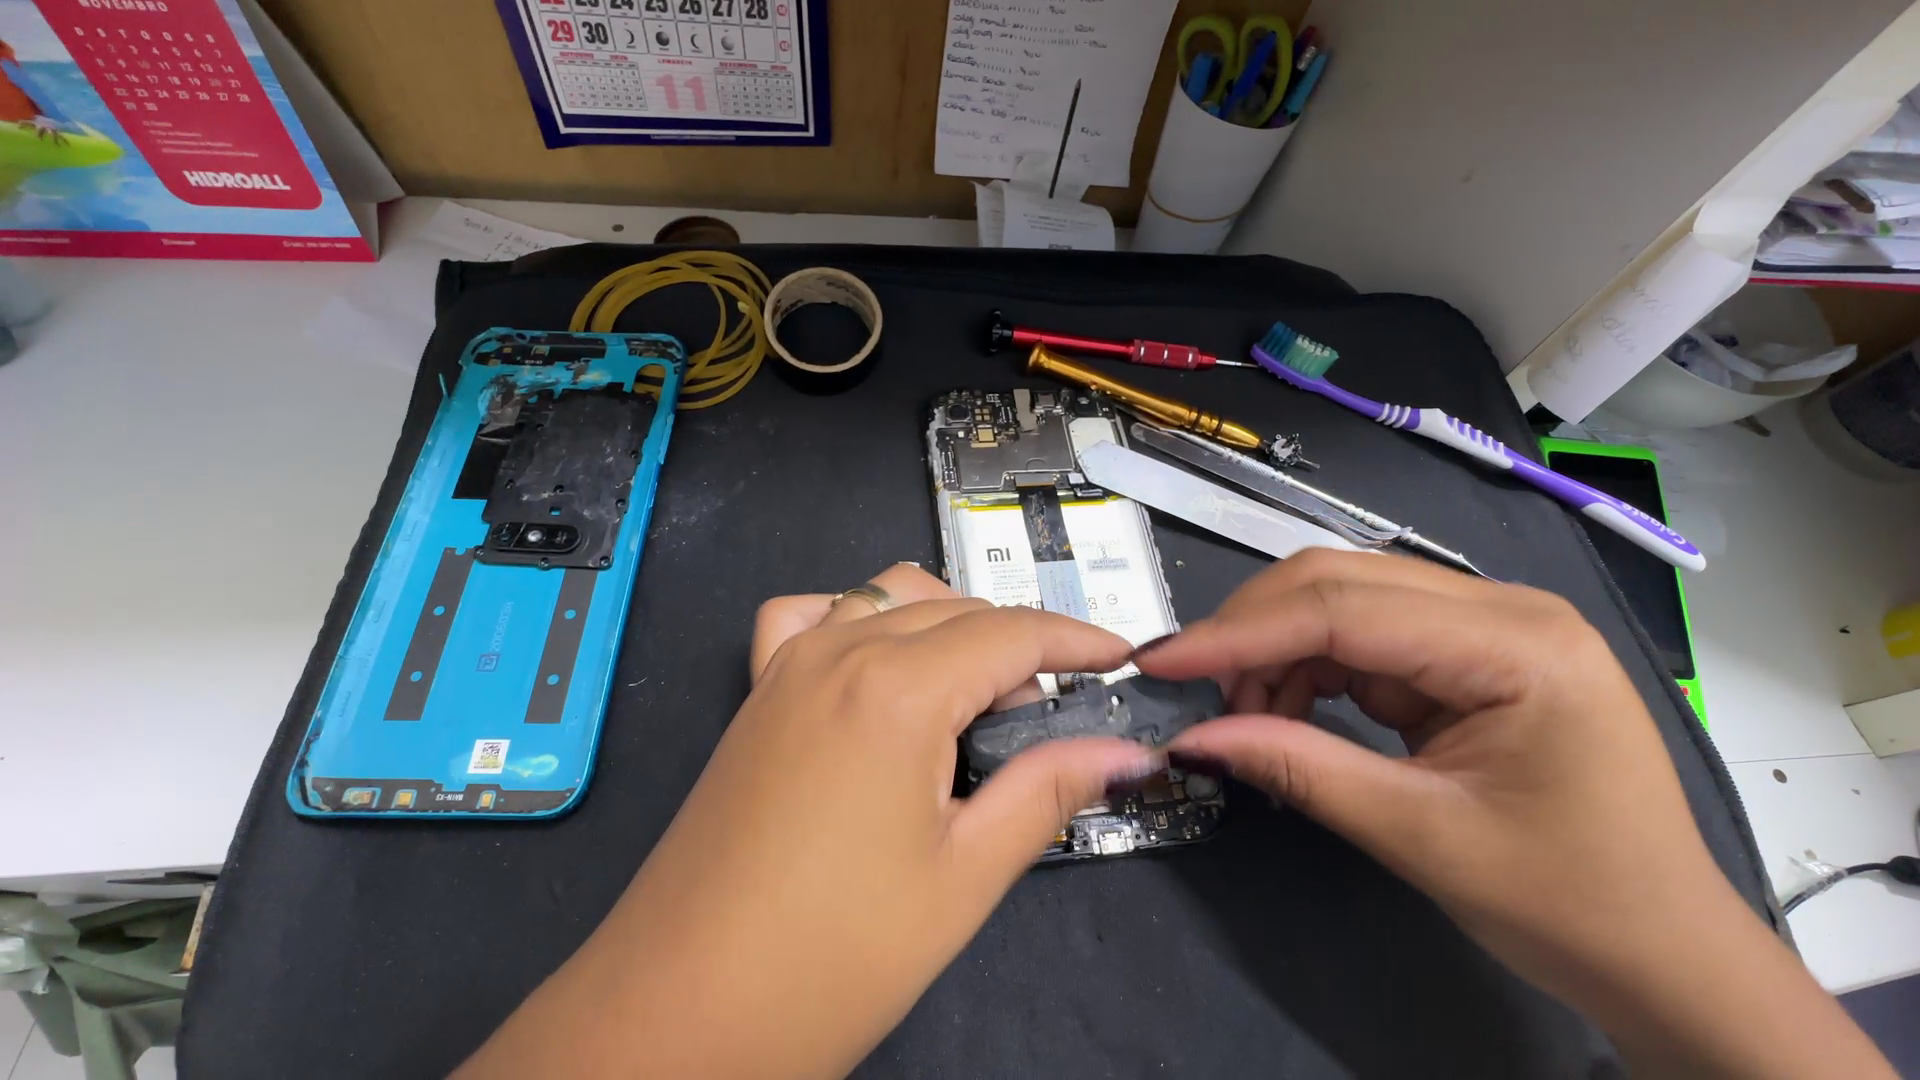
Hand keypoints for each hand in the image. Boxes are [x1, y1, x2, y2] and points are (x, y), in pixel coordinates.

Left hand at [456, 564, 1156, 1079]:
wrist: (684, 1007)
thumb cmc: (835, 953)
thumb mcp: (964, 876)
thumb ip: (1049, 792)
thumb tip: (1125, 751)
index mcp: (897, 688)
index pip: (1011, 632)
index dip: (1076, 639)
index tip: (1120, 657)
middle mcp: (838, 651)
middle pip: (955, 611)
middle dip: (1021, 640)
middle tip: (1061, 702)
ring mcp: (786, 666)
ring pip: (888, 597)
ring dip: (949, 622)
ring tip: (980, 688)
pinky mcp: (755, 693)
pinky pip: (811, 616)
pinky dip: (858, 618)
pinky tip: (876, 664)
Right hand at [1134, 549, 1892, 1078]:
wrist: (1662, 954)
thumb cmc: (1568, 902)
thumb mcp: (1420, 837)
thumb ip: (1299, 769)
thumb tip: (1192, 740)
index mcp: (1517, 643)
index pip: (1342, 608)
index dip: (1238, 632)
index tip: (1159, 661)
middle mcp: (1504, 609)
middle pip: (1338, 581)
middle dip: (1253, 633)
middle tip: (1198, 692)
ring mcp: (1486, 627)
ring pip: (1340, 602)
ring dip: (1277, 653)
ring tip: (1248, 718)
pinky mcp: (1465, 654)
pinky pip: (1360, 638)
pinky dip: (1307, 670)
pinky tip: (1288, 713)